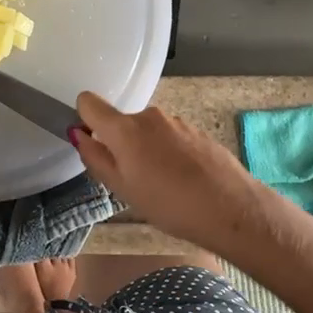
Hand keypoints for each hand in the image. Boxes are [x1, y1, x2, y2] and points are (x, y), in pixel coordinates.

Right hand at [71, 91, 269, 249]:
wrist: (233, 210)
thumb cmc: (169, 204)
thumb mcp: (122, 189)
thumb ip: (95, 158)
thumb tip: (79, 135)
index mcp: (124, 128)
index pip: (89, 101)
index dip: (85, 119)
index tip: (94, 144)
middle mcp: (148, 115)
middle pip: (121, 122)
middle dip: (121, 144)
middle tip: (133, 179)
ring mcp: (176, 121)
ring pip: (148, 132)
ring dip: (148, 150)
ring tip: (163, 186)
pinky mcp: (197, 131)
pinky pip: (171, 138)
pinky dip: (170, 154)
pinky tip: (185, 182)